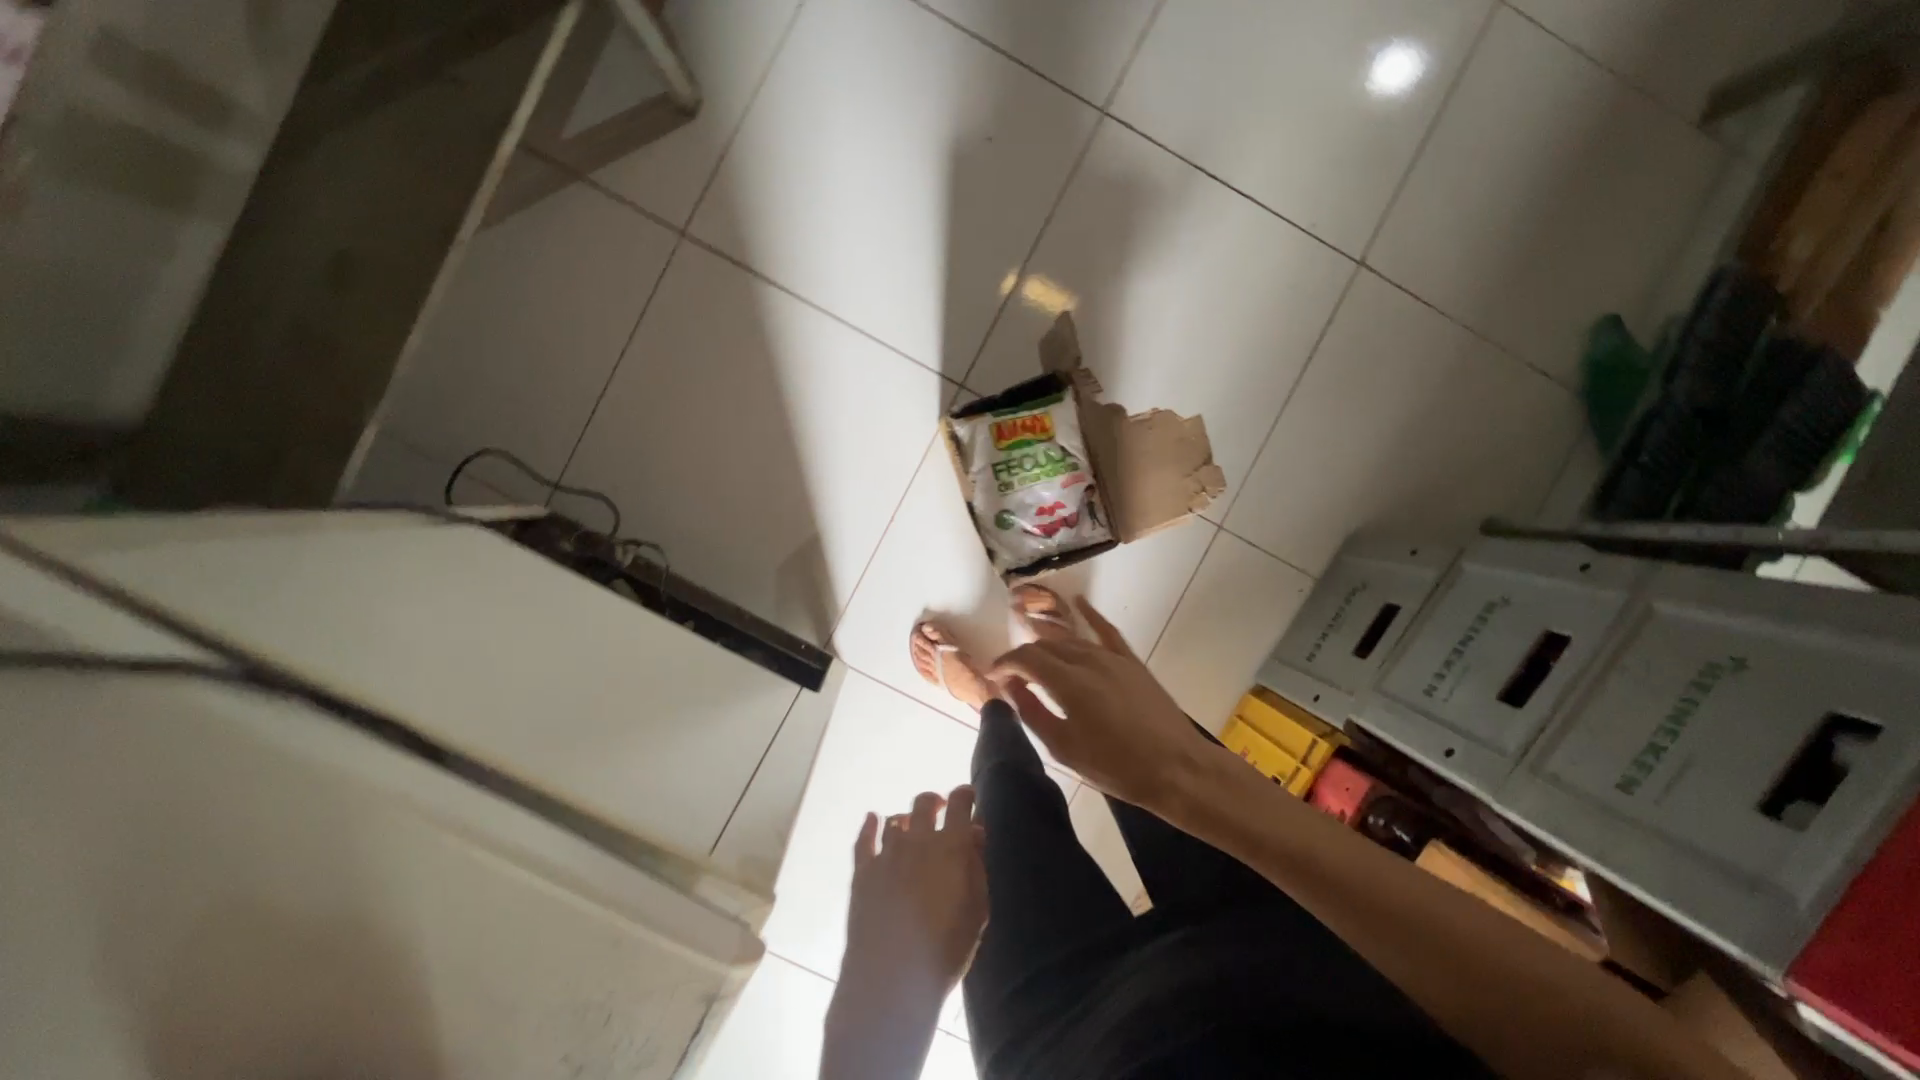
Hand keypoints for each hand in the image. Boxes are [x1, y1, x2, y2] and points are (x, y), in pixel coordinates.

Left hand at [841, 786, 988, 999]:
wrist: (893, 973)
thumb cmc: (946, 946)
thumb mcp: (978, 908)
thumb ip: (976, 864)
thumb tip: (974, 832)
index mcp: (951, 846)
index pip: (959, 804)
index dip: (964, 795)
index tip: (968, 796)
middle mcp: (917, 840)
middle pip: (923, 804)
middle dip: (934, 801)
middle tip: (940, 810)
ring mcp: (886, 853)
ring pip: (896, 820)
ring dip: (906, 820)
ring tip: (911, 828)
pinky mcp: (863, 871)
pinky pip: (864, 838)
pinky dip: (870, 825)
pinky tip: (872, 819)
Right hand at [990, 597, 1214, 811]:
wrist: (1176, 768)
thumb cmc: (1116, 766)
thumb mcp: (1064, 747)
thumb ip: (1032, 712)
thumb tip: (1010, 687)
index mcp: (1069, 683)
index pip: (1026, 659)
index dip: (1004, 663)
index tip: (992, 675)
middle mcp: (1088, 660)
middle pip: (1046, 647)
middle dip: (1024, 656)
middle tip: (1010, 673)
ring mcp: (1113, 658)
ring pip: (1072, 640)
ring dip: (1048, 641)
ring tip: (1031, 645)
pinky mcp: (1132, 663)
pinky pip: (1107, 632)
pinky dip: (1091, 615)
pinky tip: (1078, 602)